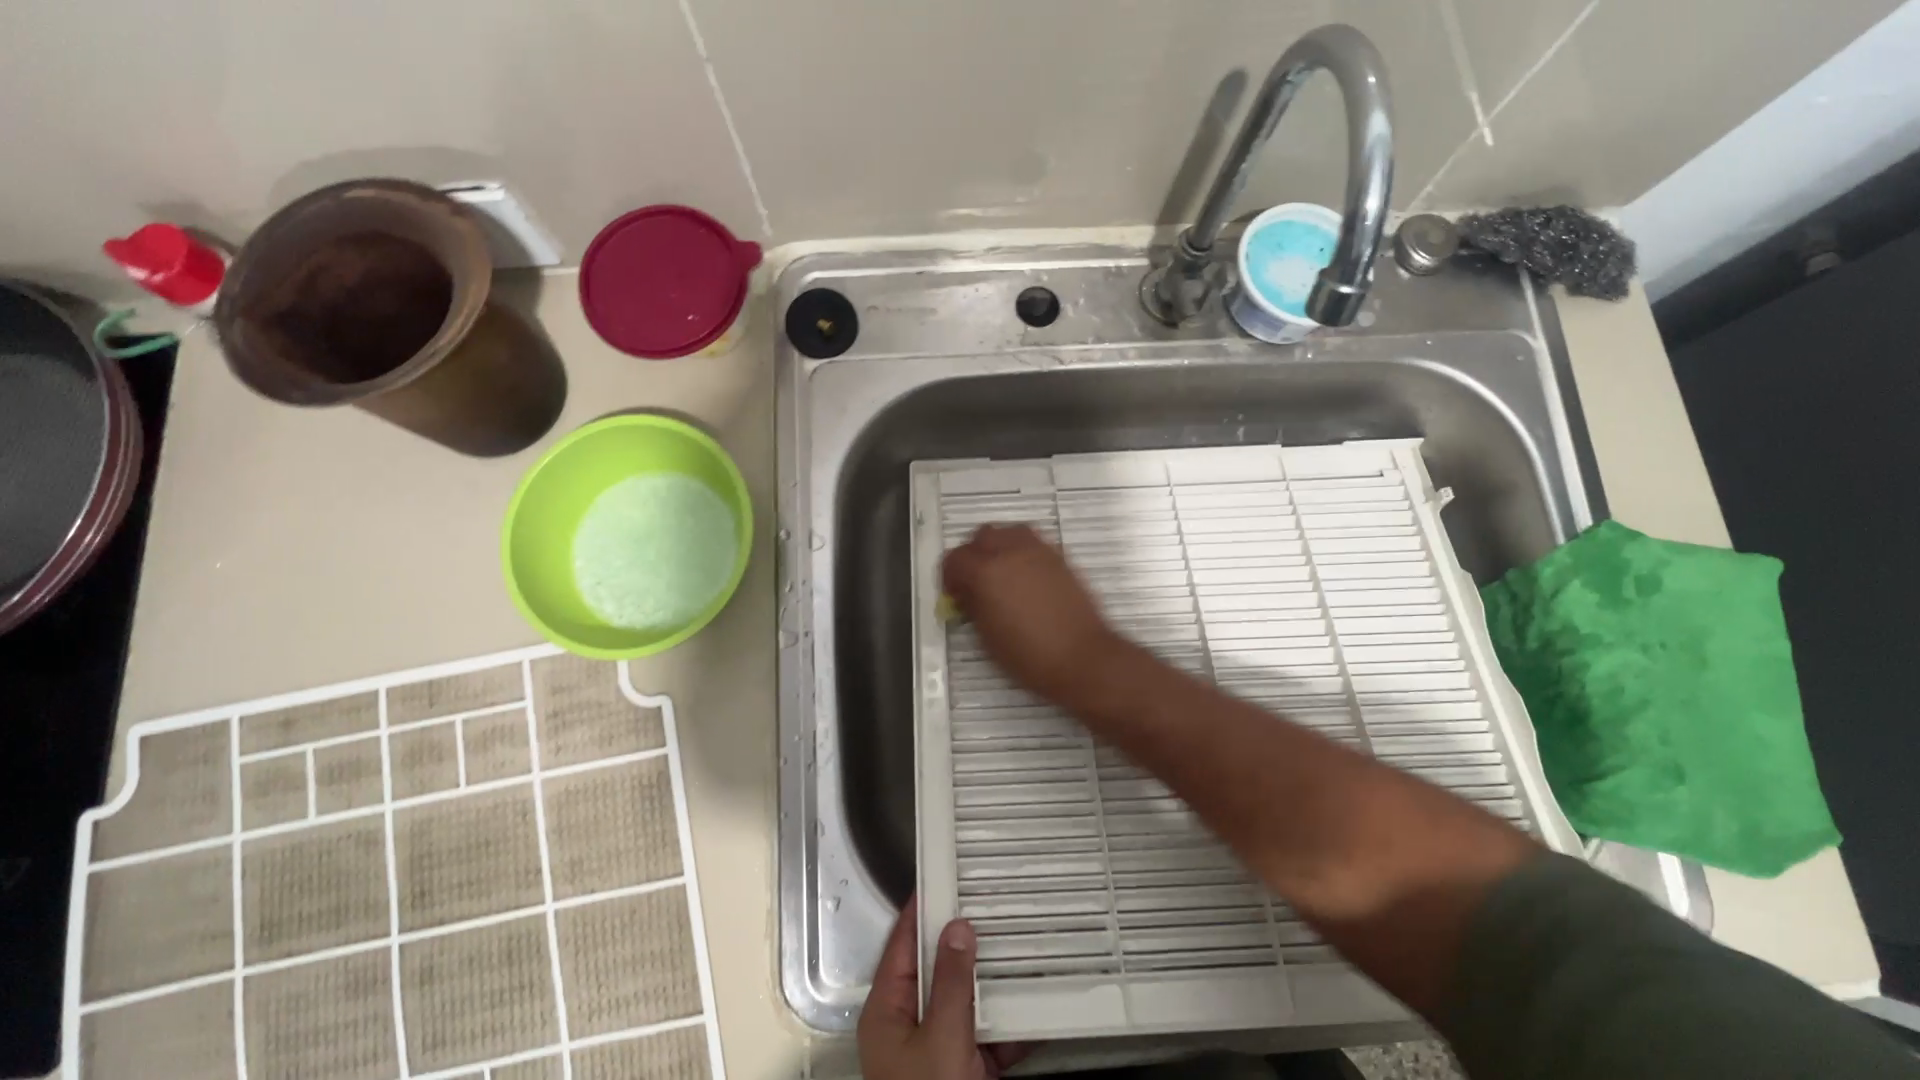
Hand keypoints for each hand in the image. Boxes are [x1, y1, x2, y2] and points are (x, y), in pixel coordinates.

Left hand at [859, 898, 1031, 1079]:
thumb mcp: (941, 1038)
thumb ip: (951, 982)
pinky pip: (988, 1032)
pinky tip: (1037, 999)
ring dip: (995, 982)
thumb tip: (957, 927)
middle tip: (996, 907)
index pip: (903, 944)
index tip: (946, 876)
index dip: (923, 910)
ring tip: (1024, 946)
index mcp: (888, 1011)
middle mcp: (909, 1024)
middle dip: (968, 943)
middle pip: (938, 969)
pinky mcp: (964, 1067)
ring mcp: (936, 1047)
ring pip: (967, 999)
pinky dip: (1011, 1021)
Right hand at [942, 524, 1127, 708]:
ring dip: (998, 547)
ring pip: (1008, 532)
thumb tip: (967, 593)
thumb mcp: (987, 636)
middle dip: (972, 556)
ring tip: (1000, 575)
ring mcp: (1039, 551)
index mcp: (986, 572)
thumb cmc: (1029, 655)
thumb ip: (972, 605)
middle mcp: (1011, 552)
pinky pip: (1032, 542)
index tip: (954, 595)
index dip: (949, 577)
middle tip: (974, 582)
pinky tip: (1023, 579)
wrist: (1081, 657)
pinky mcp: (1060, 557)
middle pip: (981, 537)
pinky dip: (1020, 552)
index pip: (955, 559)